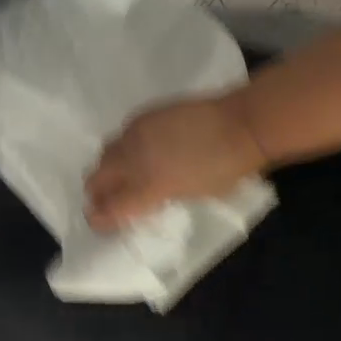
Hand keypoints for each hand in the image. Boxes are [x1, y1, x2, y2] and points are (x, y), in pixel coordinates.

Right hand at [85, 92, 265, 230]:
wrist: (245, 124)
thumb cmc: (231, 168)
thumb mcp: (195, 195)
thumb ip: (160, 198)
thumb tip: (143, 201)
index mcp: (148, 188)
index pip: (108, 210)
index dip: (100, 219)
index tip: (99, 223)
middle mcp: (132, 162)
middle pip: (95, 181)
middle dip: (97, 193)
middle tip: (106, 199)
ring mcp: (133, 136)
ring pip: (104, 155)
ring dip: (109, 168)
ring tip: (123, 172)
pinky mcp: (140, 117)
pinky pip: (121, 136)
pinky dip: (126, 147)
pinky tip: (143, 149)